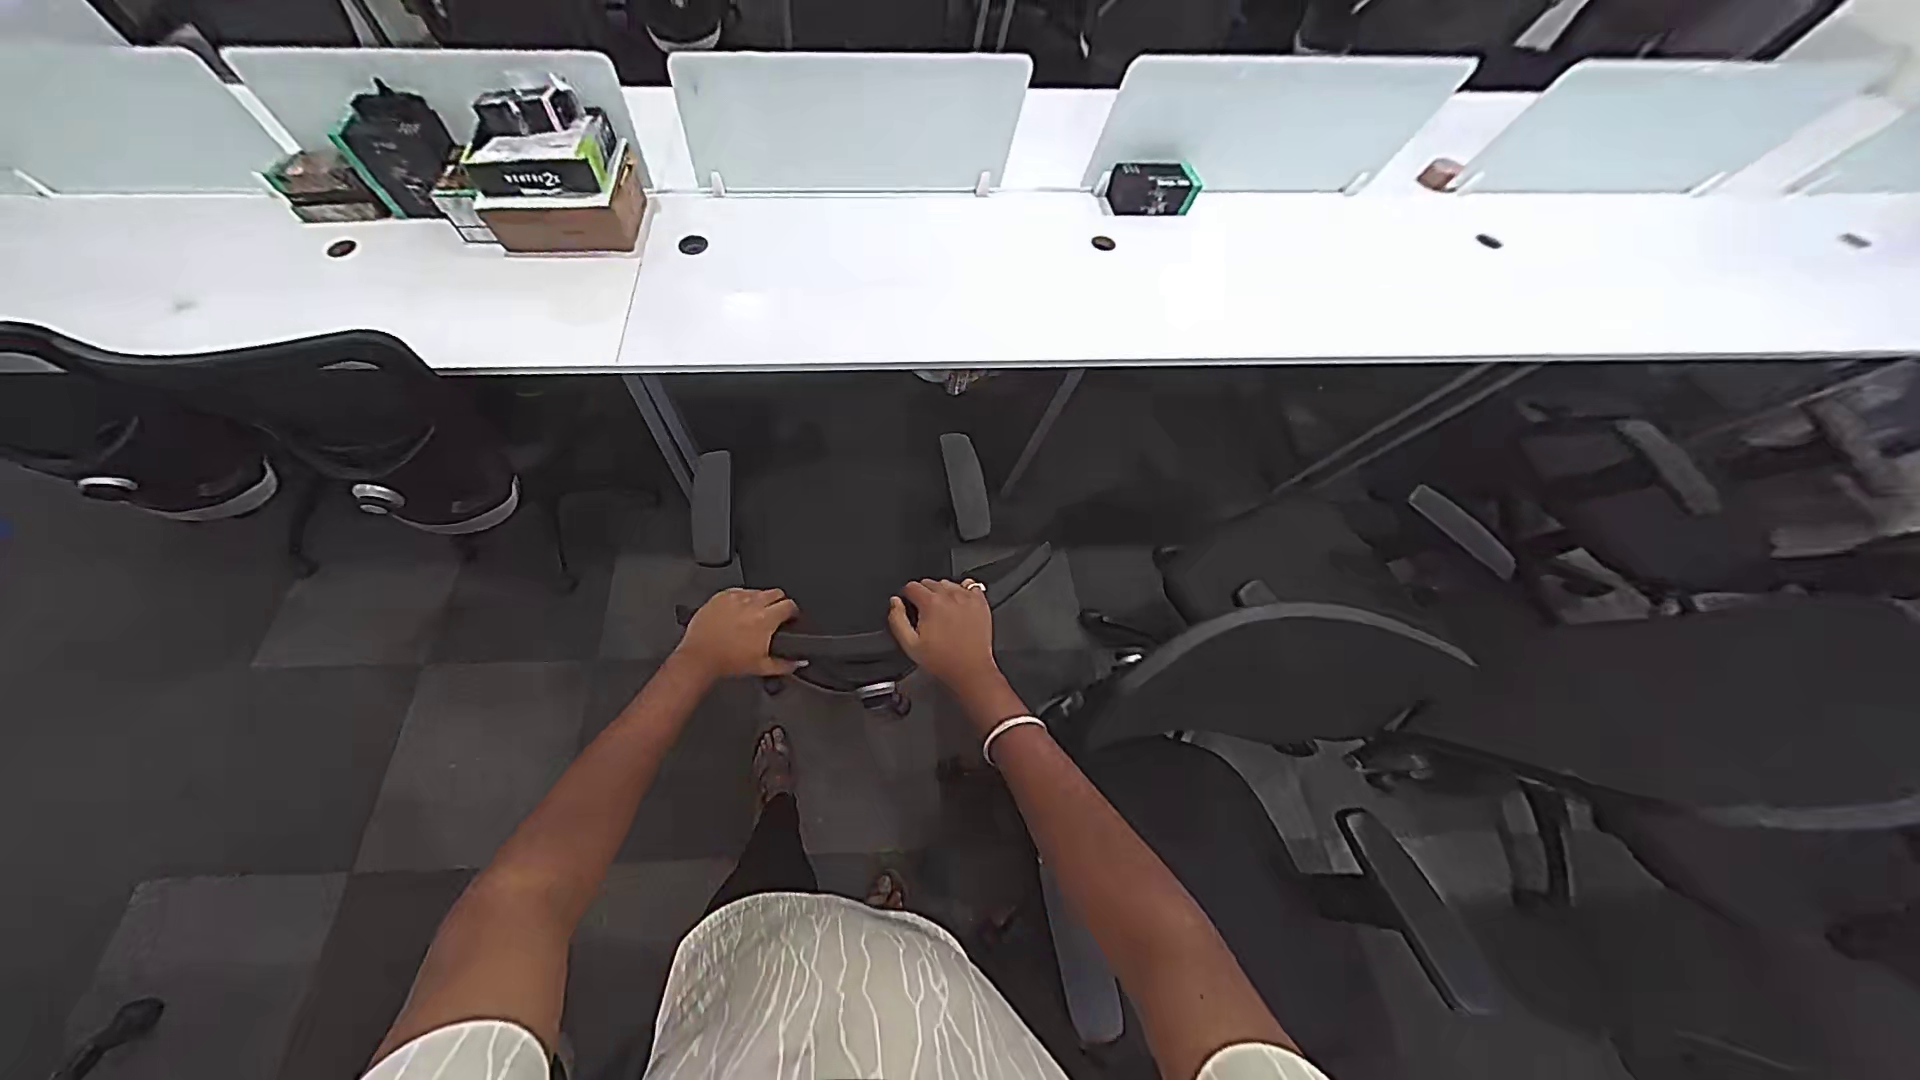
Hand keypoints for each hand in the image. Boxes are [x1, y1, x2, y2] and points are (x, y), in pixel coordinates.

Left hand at [674, 588, 803, 680]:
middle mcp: (752, 604)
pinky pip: (737, 591)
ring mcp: (735, 598)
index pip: (790, 605)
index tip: (790, 617)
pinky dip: (740, 599)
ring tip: (753, 614)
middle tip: (774, 614)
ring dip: (759, 600)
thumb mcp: (762, 667)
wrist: (699, 659)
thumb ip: (786, 664)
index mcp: (766, 619)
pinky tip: (737, 611)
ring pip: (756, 591)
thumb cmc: (727, 662)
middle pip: (776, 593)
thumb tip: (799, 662)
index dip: (793, 611)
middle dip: (779, 602)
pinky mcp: (720, 597)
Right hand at [888, 579, 998, 688]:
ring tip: (941, 610)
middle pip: (930, 582)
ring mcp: (967, 598)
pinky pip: (970, 586)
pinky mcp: (981, 603)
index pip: (912, 586)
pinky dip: (963, 591)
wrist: (970, 670)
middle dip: (923, 593)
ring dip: (942, 591)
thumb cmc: (942, 661)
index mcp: (931, 603)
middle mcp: (950, 596)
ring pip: (948, 583)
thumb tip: (895, 602)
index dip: (906, 595)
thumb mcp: (910, 644)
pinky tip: (959, 604)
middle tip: (924, 611)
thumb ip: (897, 619)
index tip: (909, 603)